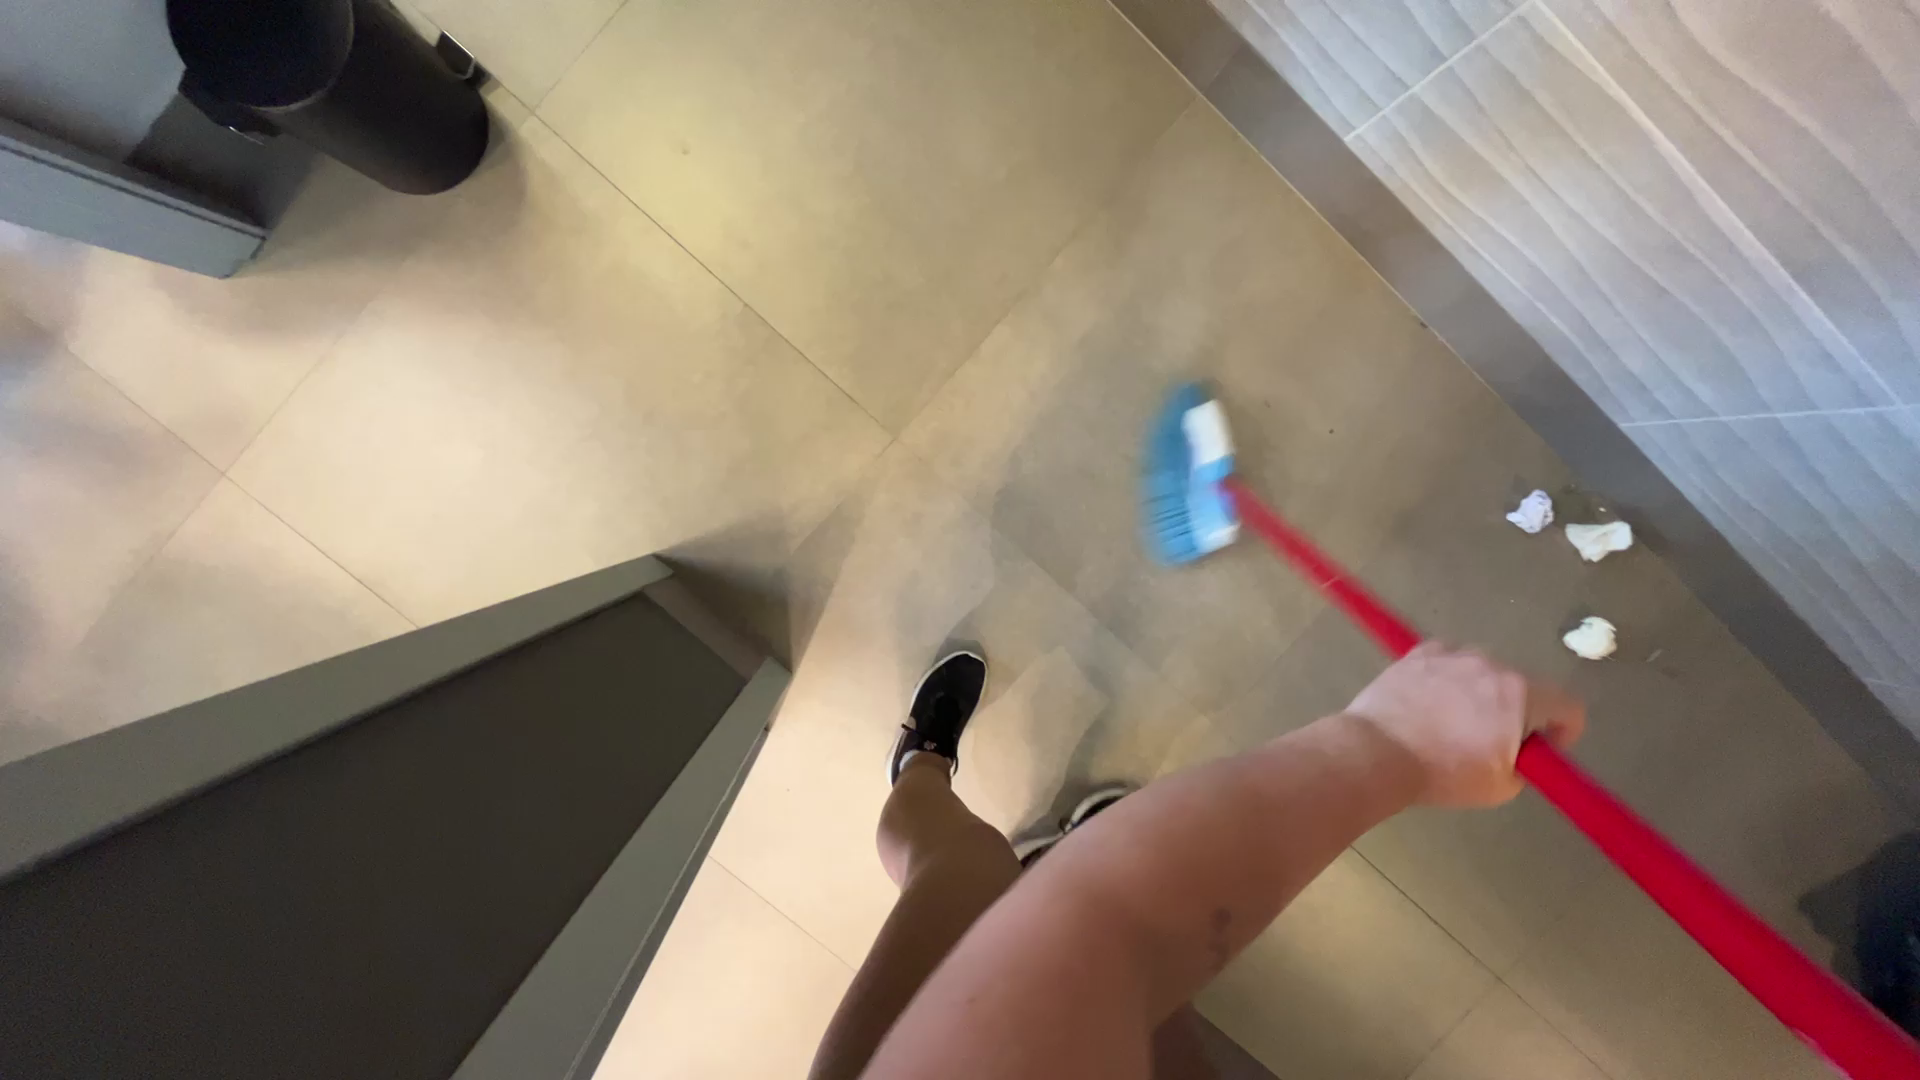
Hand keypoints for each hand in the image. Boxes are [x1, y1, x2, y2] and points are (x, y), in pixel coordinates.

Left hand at [1344, 642, 1584, 806]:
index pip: (1568, 706)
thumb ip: (1524, 761)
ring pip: (1479, 670)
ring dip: (1478, 690)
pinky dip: (1445, 675)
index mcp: (1522, 693)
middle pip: (1520, 685)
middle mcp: (1489, 664)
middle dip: (1516, 710)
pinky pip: (1444, 660)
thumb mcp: (1504, 784)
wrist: (1379, 750)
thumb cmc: (1445, 772)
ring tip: (1454, 719)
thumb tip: (1517, 749)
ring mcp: (1449, 655)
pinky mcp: (1415, 654)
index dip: (1564, 730)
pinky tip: (1430, 697)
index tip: (1544, 749)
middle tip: (1492, 738)